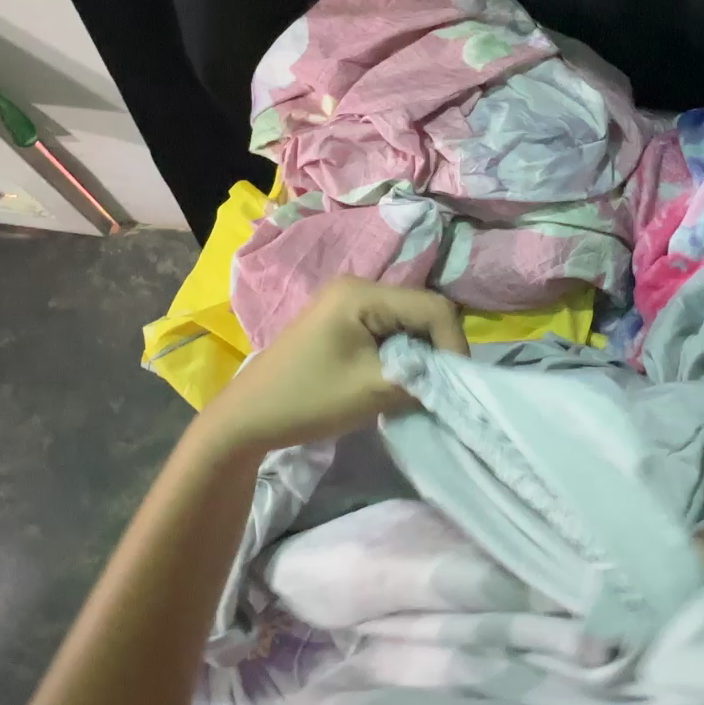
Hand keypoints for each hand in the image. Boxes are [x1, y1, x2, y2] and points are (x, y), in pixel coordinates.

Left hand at [204, 277, 468, 453]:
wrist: (247, 418)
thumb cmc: (307, 399)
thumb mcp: (372, 390)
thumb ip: (421, 377)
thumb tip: (454, 377)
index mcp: (363, 293)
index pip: (433, 307)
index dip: (453, 344)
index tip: (456, 383)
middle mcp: (359, 286)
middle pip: (423, 310)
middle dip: (437, 348)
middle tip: (440, 386)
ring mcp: (349, 301)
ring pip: (409, 320)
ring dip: (421, 352)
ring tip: (420, 385)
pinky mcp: (345, 320)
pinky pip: (391, 328)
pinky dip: (402, 353)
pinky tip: (397, 378)